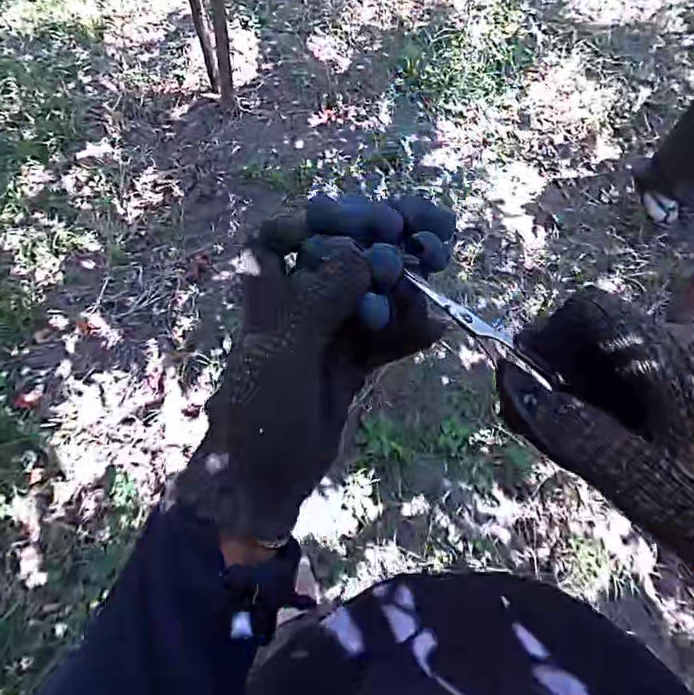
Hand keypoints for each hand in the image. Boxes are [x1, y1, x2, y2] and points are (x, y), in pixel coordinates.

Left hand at [172, 212, 445, 543]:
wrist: (264, 478)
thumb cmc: (258, 408)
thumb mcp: (285, 346)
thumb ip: (325, 296)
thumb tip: (371, 256)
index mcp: (271, 285)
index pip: (293, 229)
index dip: (332, 215)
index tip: (376, 222)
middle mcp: (303, 297)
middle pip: (348, 251)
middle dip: (391, 240)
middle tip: (432, 234)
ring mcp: (332, 326)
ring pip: (376, 289)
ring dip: (408, 283)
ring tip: (434, 279)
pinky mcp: (354, 356)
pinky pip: (387, 333)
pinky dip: (408, 329)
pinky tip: (432, 329)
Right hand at [496, 289, 693, 665]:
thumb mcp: (627, 476)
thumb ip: (561, 422)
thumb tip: (508, 376)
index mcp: (673, 354)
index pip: (588, 307)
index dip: (550, 337)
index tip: (537, 383)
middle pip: (613, 332)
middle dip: (576, 370)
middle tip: (565, 422)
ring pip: (643, 351)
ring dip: (610, 383)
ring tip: (610, 438)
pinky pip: (676, 367)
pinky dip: (646, 391)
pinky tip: (654, 440)